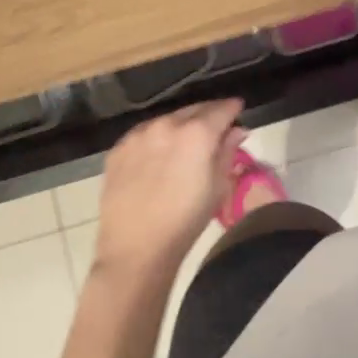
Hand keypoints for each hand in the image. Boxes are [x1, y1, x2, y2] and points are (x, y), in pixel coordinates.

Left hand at [94, 99, 244, 274]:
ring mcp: (139, 135)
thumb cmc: (186, 221)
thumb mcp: (218, 187)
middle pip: (193, 110)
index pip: (221, 109)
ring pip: (167, 120)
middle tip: (215, 127)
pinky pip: (143, 135)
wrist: (136, 249)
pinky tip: (158, 156)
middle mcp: (167, 124)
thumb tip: (237, 130)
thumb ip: (228, 152)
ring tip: (185, 142)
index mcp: (197, 133)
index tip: (238, 109)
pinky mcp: (118, 149)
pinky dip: (156, 138)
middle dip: (207, 115)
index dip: (233, 108)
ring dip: (180, 125)